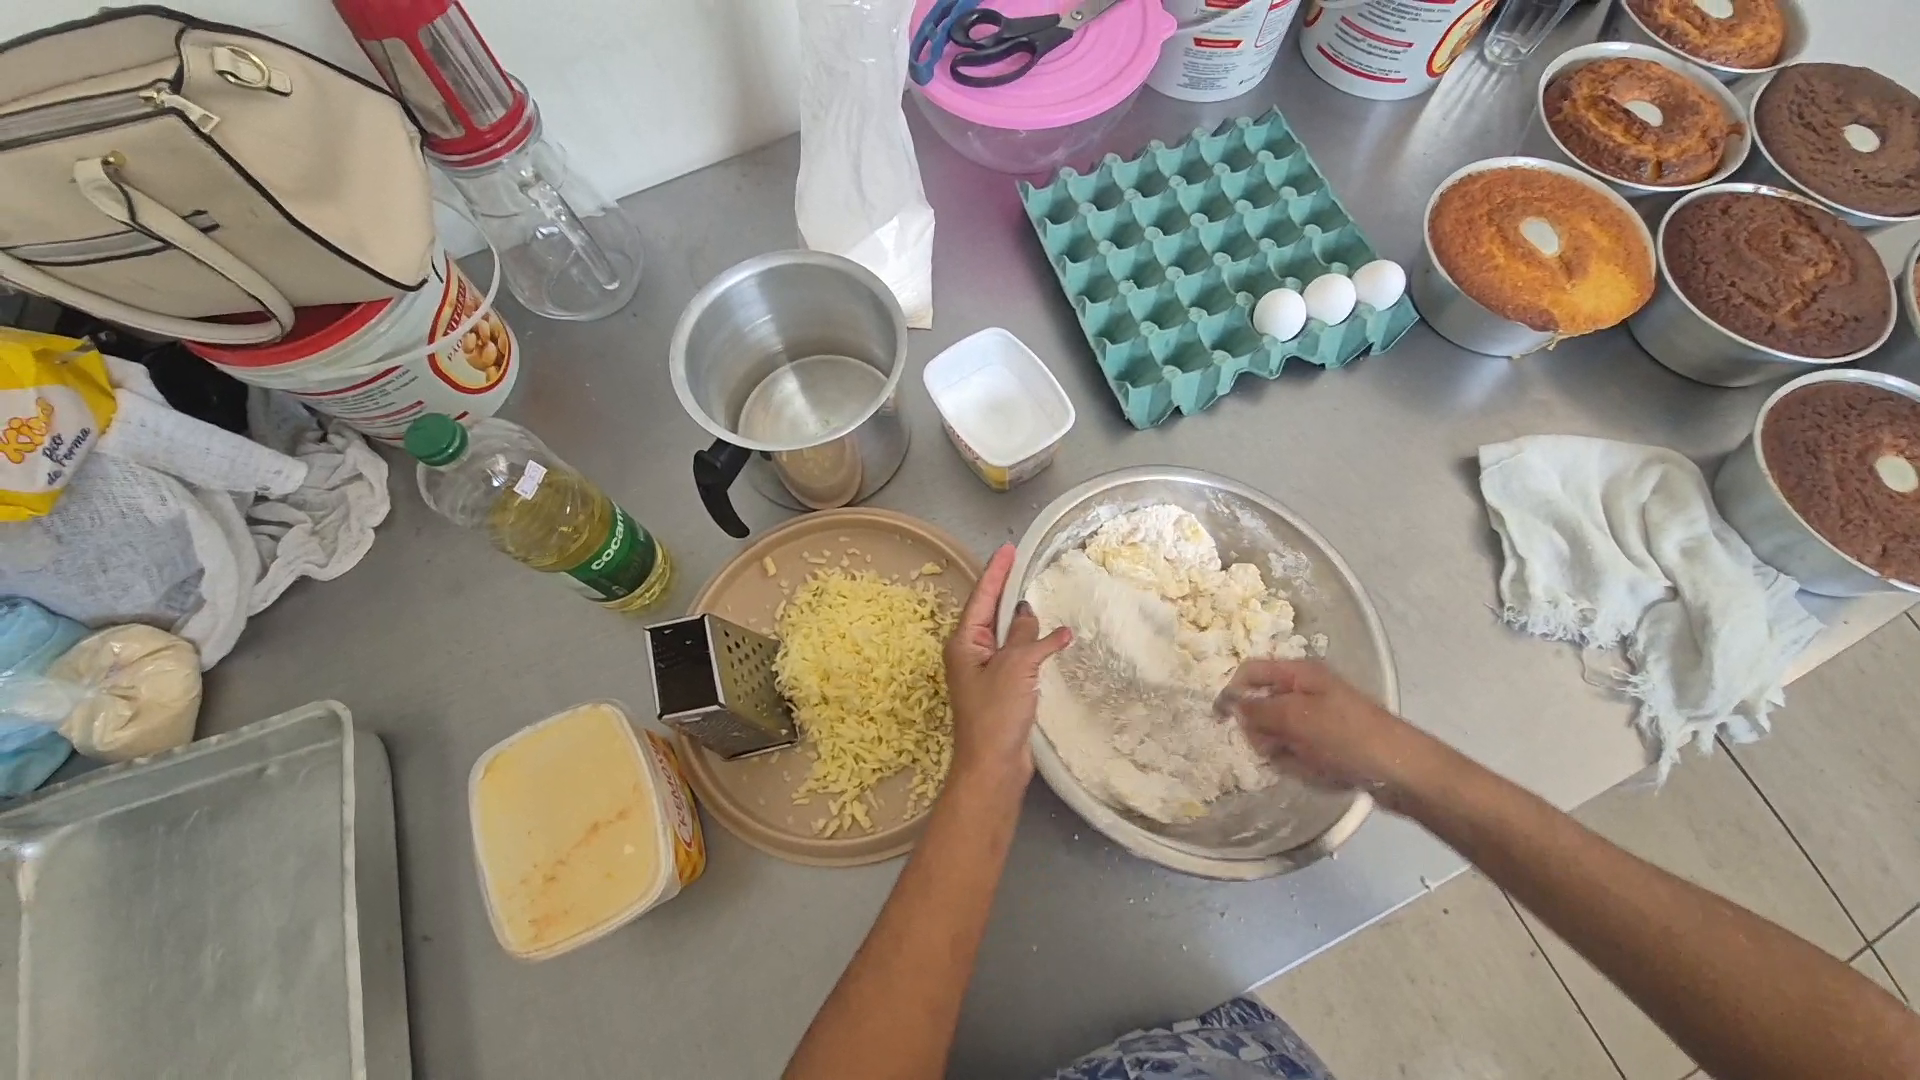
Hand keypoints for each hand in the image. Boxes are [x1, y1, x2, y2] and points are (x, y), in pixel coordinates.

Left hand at [944, 544, 1071, 785]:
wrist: (993, 767)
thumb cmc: (996, 715)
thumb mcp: (1013, 667)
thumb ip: (1024, 636)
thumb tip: (1028, 612)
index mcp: (964, 642)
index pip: (982, 596)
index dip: (996, 571)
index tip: (1008, 548)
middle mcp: (971, 652)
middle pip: (991, 611)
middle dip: (1007, 589)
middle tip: (1024, 563)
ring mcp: (986, 671)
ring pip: (1006, 634)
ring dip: (1023, 617)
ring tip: (1039, 593)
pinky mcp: (1002, 688)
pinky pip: (1018, 655)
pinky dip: (1035, 644)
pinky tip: (1057, 639)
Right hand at [1216, 659, 1429, 800]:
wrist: (1402, 772)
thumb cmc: (1349, 736)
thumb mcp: (1299, 718)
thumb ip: (1260, 709)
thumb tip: (1231, 703)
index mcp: (1299, 674)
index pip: (1251, 672)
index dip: (1233, 691)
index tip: (1221, 718)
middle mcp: (1304, 692)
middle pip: (1260, 706)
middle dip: (1262, 729)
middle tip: (1277, 745)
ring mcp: (1315, 720)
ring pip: (1275, 734)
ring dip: (1281, 750)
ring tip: (1304, 760)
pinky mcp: (1324, 744)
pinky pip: (1294, 752)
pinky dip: (1298, 763)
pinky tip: (1317, 770)